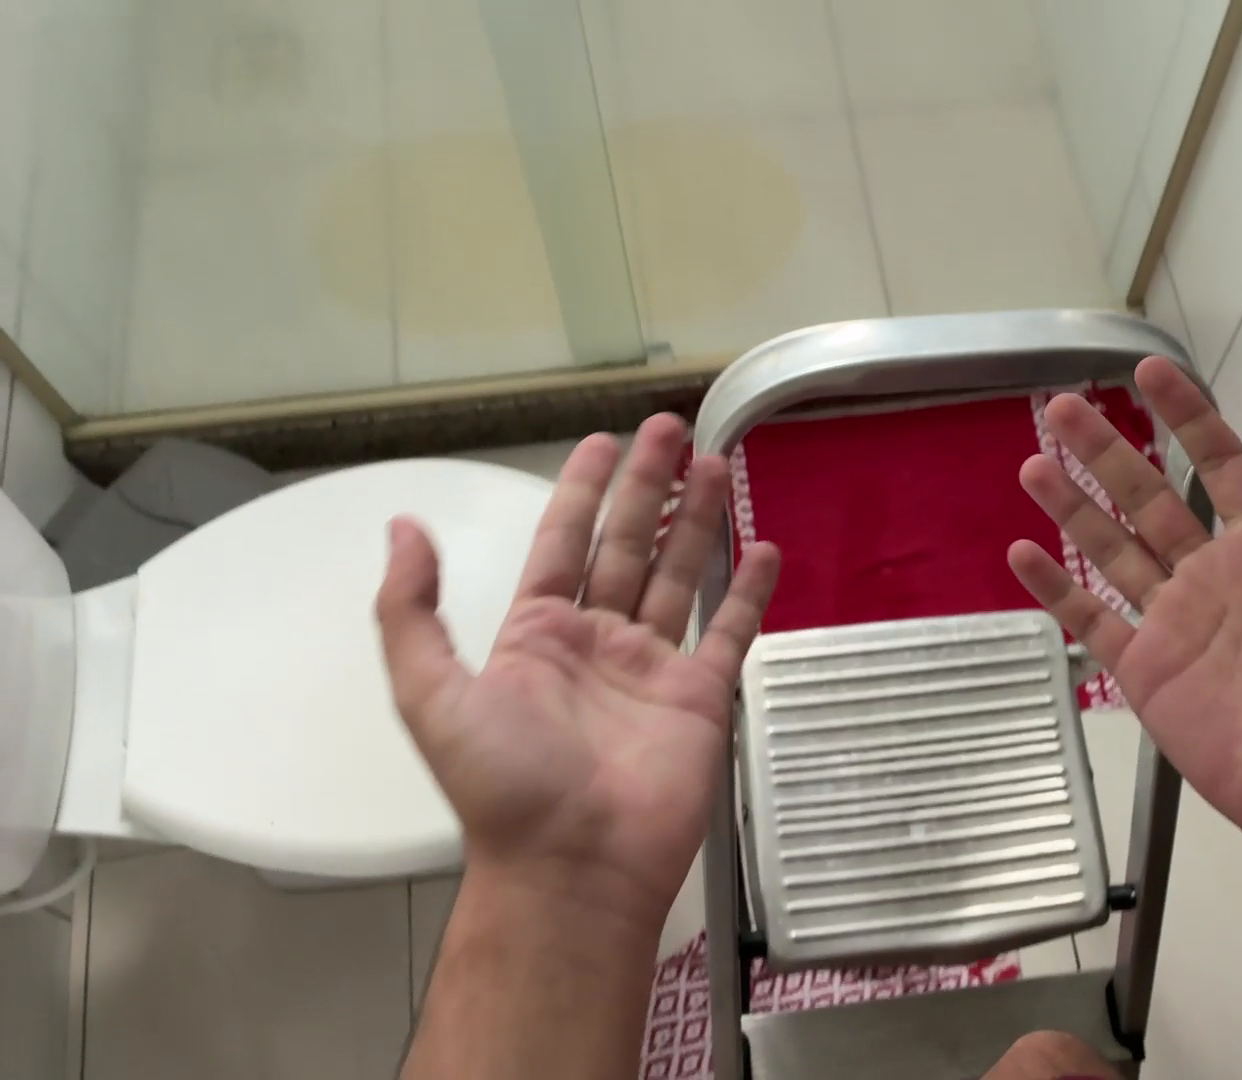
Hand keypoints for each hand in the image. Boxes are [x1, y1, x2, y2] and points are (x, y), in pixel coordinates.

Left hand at [376, 416, 779, 925]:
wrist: (579, 861)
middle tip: (673, 431)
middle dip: (650, 486)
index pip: (564, 542)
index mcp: (538, 633)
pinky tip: (763, 550)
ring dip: (698, 521)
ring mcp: (656, 663)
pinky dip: (748, 591)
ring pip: (680, 574)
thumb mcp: (433, 696)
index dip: (583, 489)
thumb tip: (402, 529)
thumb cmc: (506, 781)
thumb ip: (414, 614)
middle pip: (630, 544)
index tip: (604, 441)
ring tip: (717, 467)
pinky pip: (730, 629)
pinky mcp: (702, 690)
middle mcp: (600, 638)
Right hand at [1009, 357, 1241, 853]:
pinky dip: (1054, 588)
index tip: (1148, 373)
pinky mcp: (1139, 665)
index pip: (1216, 465)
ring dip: (1070, 507)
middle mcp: (1206, 573)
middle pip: (1144, 497)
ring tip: (1033, 465)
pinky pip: (1088, 618)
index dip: (1185, 417)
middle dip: (1104, 450)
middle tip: (1061, 407)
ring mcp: (1167, 619)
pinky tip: (1022, 553)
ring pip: (1107, 549)